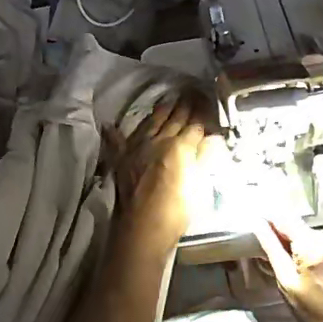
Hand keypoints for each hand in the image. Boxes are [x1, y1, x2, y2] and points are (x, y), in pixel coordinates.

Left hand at [108, 92, 209, 242]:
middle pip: (174, 119)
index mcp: (180, 147)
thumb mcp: (200, 186)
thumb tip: (212, 138)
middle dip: (185, 106)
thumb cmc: (176, 212)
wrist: (142, 229)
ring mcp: (137, 148)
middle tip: (192, 92)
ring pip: (151, 122)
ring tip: (170, 98)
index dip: (203, 114)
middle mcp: (158, 141)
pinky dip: (115, 133)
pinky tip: (110, 124)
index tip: (208, 103)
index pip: (195, 126)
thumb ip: (205, 159)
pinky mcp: (122, 159)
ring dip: (162, 110)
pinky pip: (118, 141)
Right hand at [253, 215, 322, 321]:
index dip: (273, 223)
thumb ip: (273, 251)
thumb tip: (259, 225)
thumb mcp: (288, 286)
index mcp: (313, 248)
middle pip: (306, 232)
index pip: (286, 221)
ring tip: (316, 275)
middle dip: (296, 243)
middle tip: (293, 267)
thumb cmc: (317, 317)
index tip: (264, 226)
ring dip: (315, 251)